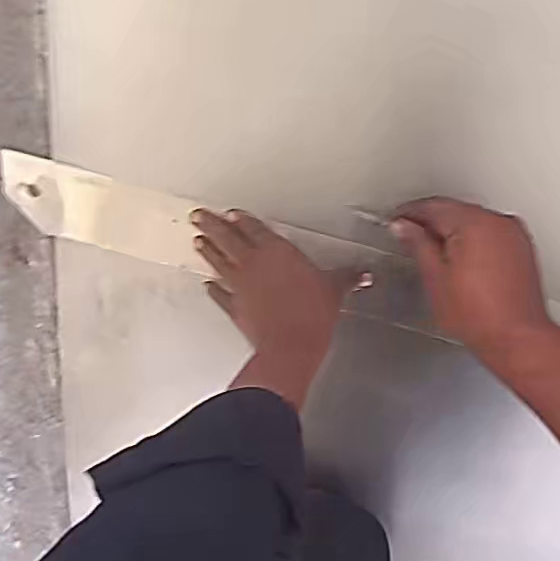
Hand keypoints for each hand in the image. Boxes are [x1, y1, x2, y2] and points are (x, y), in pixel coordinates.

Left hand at [192, 208, 368, 409]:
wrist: (290, 347)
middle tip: (198, 216)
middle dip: (211, 224)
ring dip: (207, 250)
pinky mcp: (234, 308)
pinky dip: (213, 289)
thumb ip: (346, 277)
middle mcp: (253, 264)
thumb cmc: (311, 316)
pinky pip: (219, 295)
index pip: (255, 228)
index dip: (242, 219)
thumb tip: (361, 274)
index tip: (232, 214)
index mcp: (277, 252)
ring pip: (218, 262)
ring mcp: (240, 286)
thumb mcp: (335, 290)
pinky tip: (207, 285)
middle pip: (227, 238)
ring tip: (198, 240)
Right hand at [389, 198, 553, 359]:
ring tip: (433, 254)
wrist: (515, 337)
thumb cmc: (479, 316)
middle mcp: (497, 222)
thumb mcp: (434, 278)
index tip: (397, 221)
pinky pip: (490, 233)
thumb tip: (404, 227)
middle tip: (409, 237)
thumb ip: (418, 245)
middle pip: (455, 211)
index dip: (409, 213)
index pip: (433, 206)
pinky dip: (472, 241)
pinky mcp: (521, 247)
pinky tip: (460, 262)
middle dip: (430, 222)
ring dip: (452, 231)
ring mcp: (513, 234)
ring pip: (473, 221)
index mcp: (473, 223)